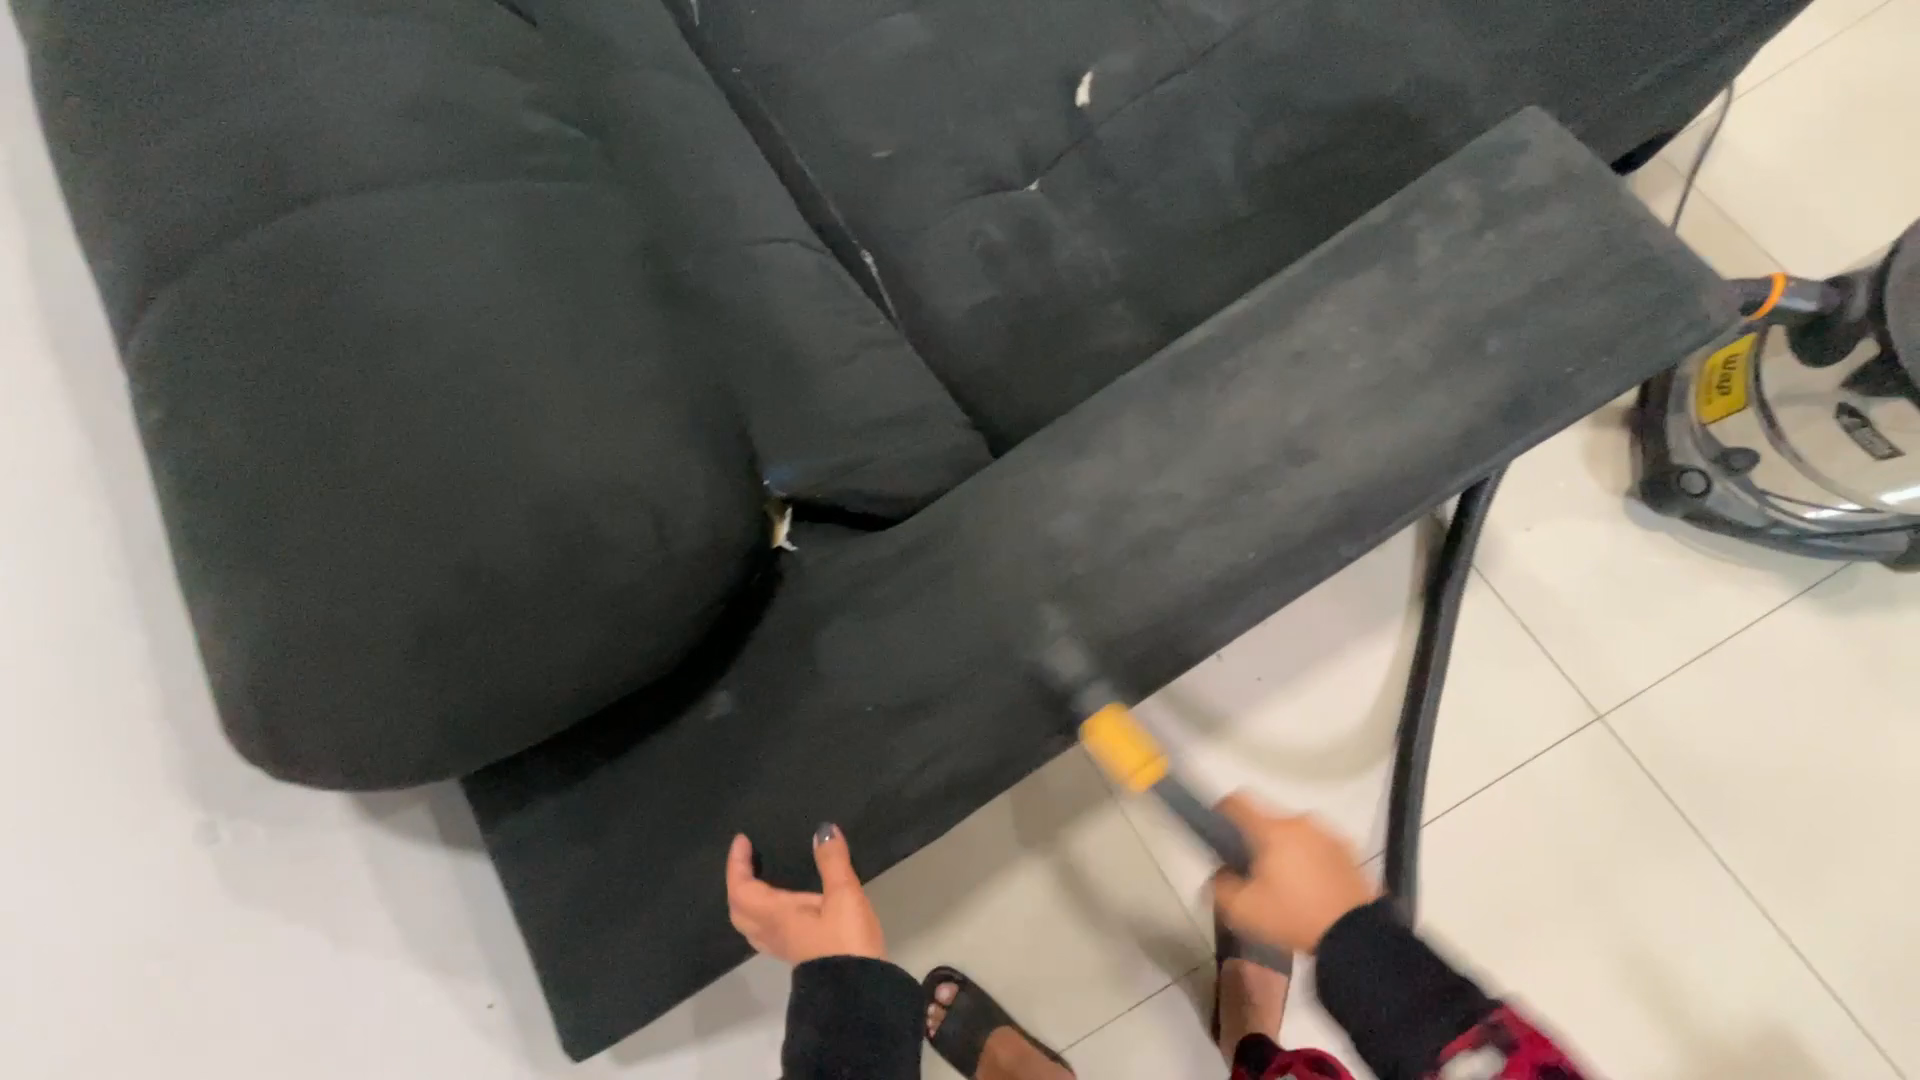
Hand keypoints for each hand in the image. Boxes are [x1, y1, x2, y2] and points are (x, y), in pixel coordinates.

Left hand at [726, 824, 885, 964]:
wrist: (858, 992)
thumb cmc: (846, 940)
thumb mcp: (844, 894)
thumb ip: (832, 861)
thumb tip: (823, 830)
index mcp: (775, 916)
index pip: (742, 889)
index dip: (737, 865)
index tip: (741, 841)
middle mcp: (772, 933)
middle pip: (739, 910)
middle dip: (737, 883)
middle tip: (747, 860)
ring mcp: (783, 947)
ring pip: (751, 923)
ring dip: (749, 899)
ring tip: (761, 879)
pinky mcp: (798, 955)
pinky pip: (767, 930)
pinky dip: (765, 911)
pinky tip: (785, 907)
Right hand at [1210, 793, 1379, 953]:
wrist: (1357, 938)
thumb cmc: (1294, 917)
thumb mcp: (1243, 910)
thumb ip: (1219, 885)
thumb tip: (1219, 872)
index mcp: (1271, 829)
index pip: (1236, 802)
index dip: (1221, 811)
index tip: (1218, 830)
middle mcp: (1300, 822)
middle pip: (1267, 821)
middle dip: (1258, 841)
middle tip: (1255, 873)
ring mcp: (1328, 834)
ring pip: (1294, 833)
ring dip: (1286, 850)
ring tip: (1288, 885)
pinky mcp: (1349, 851)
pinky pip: (1318, 846)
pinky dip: (1310, 859)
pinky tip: (1313, 889)